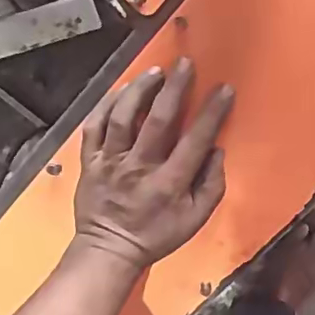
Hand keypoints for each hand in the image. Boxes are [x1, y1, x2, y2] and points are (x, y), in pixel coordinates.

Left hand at [74, 57, 234, 271]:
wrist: (109, 250)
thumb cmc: (155, 236)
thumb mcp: (194, 221)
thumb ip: (210, 186)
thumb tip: (216, 151)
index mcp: (169, 183)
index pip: (195, 140)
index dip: (211, 113)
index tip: (223, 90)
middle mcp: (139, 167)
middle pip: (158, 120)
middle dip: (175, 88)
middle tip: (185, 64)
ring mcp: (110, 162)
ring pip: (123, 117)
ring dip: (140, 90)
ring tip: (155, 72)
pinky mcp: (90, 161)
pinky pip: (94, 126)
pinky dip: (106, 105)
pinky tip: (121, 90)